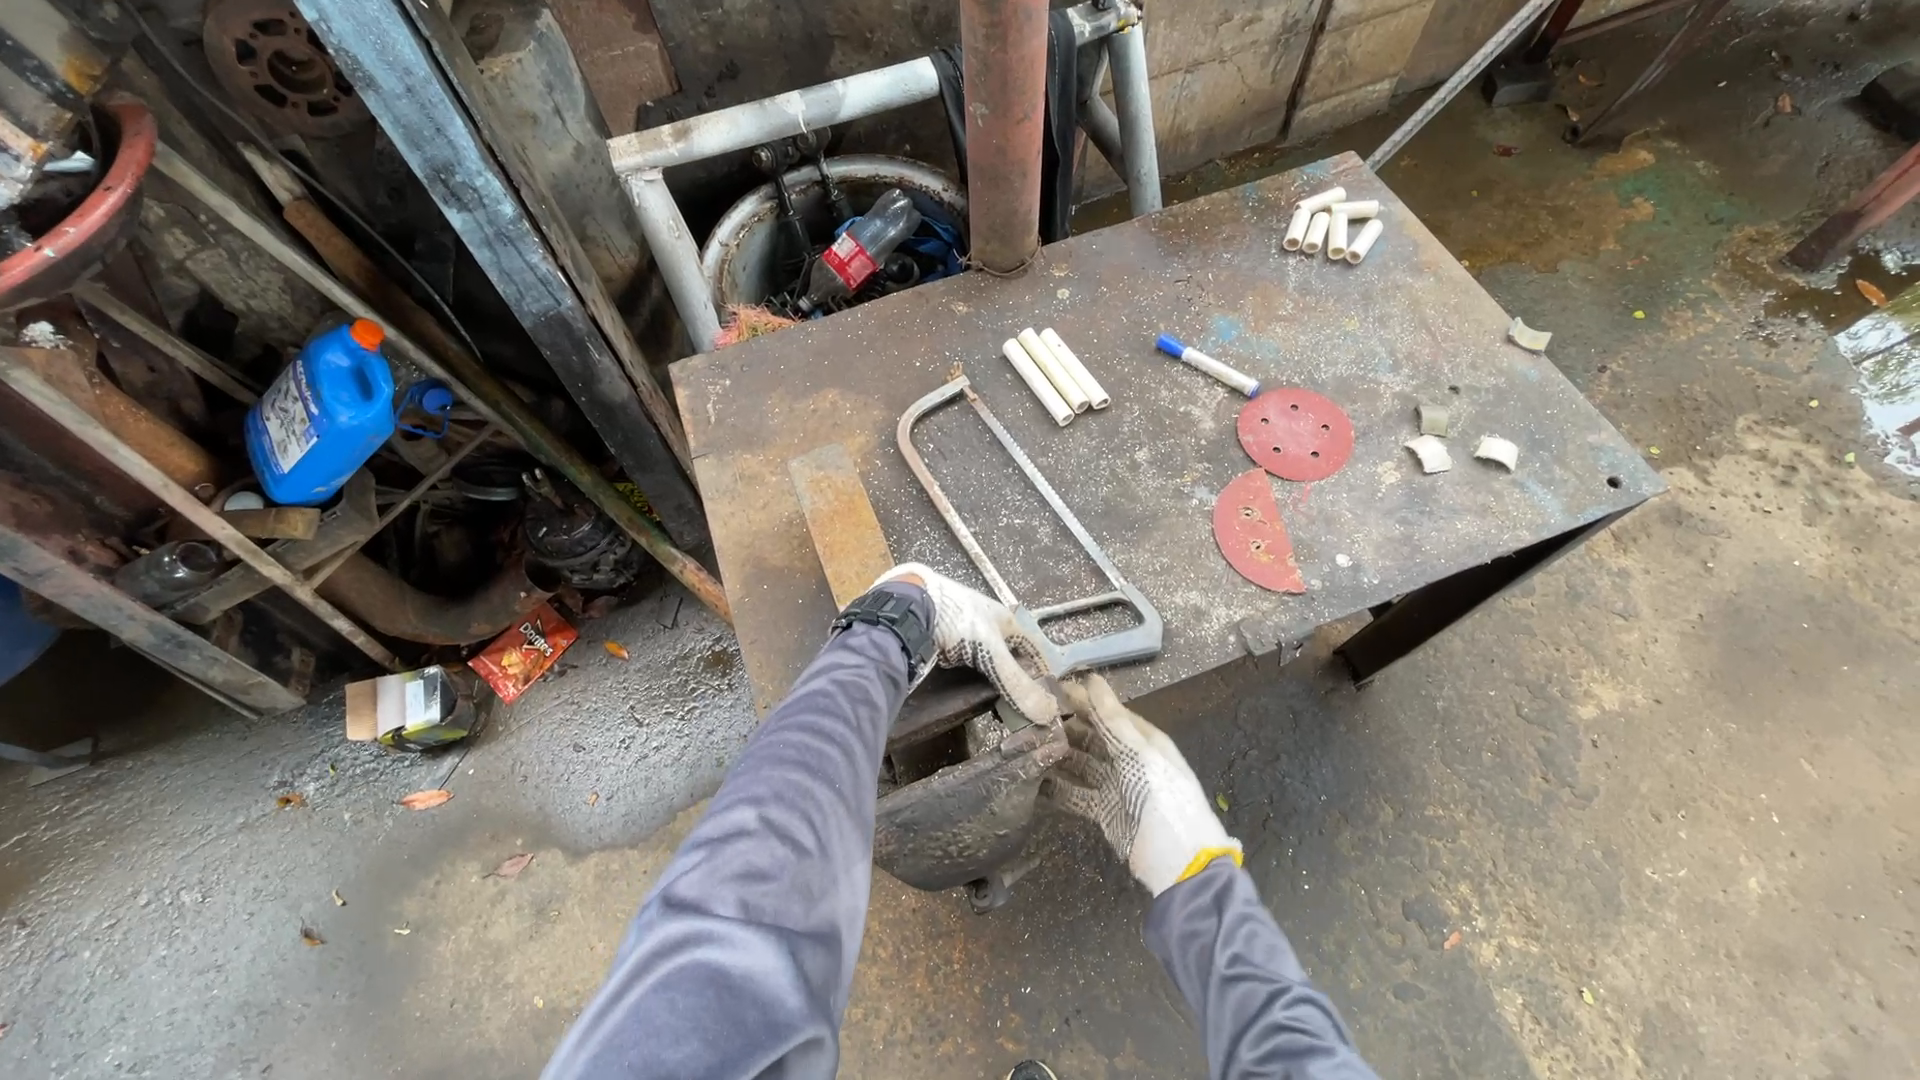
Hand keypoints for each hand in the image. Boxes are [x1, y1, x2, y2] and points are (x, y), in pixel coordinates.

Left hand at [877, 562, 1058, 720]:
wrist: (907, 607)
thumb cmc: (957, 621)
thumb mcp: (992, 653)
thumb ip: (1017, 684)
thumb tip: (1048, 714)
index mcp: (1004, 618)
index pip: (1031, 647)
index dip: (1039, 670)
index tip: (1045, 695)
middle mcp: (984, 622)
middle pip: (1006, 654)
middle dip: (1012, 678)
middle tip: (1016, 706)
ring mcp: (959, 630)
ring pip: (982, 660)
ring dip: (988, 680)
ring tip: (993, 705)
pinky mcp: (938, 640)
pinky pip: (959, 662)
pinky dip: (965, 677)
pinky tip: (963, 691)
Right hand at [1044, 674, 1240, 895]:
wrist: (1179, 864)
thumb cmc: (1164, 800)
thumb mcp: (1141, 755)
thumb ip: (1113, 720)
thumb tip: (1092, 679)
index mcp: (1142, 740)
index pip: (1107, 712)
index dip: (1080, 700)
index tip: (1047, 689)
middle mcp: (1127, 759)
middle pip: (1091, 736)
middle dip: (1064, 727)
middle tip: (1028, 718)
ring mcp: (1114, 786)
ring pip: (1080, 763)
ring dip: (1057, 755)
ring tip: (1026, 746)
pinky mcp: (1103, 811)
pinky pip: (1075, 793)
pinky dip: (1057, 788)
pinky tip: (1034, 780)